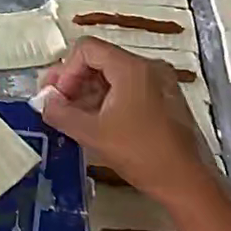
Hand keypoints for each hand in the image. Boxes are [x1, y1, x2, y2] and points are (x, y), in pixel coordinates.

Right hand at [37, 37, 224, 200]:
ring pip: (113, 76)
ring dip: (87, 92)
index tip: (57, 98)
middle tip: (53, 103)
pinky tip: (92, 121)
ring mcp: (159, 83)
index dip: (65, 71)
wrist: (187, 181)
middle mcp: (147, 68)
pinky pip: (127, 89)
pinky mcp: (163, 100)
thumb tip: (42, 102)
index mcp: (132, 68)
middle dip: (73, 81)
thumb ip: (61, 113)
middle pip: (100, 60)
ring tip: (69, 116)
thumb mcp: (93, 134)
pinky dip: (106, 100)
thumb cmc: (141, 154)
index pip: (87, 49)